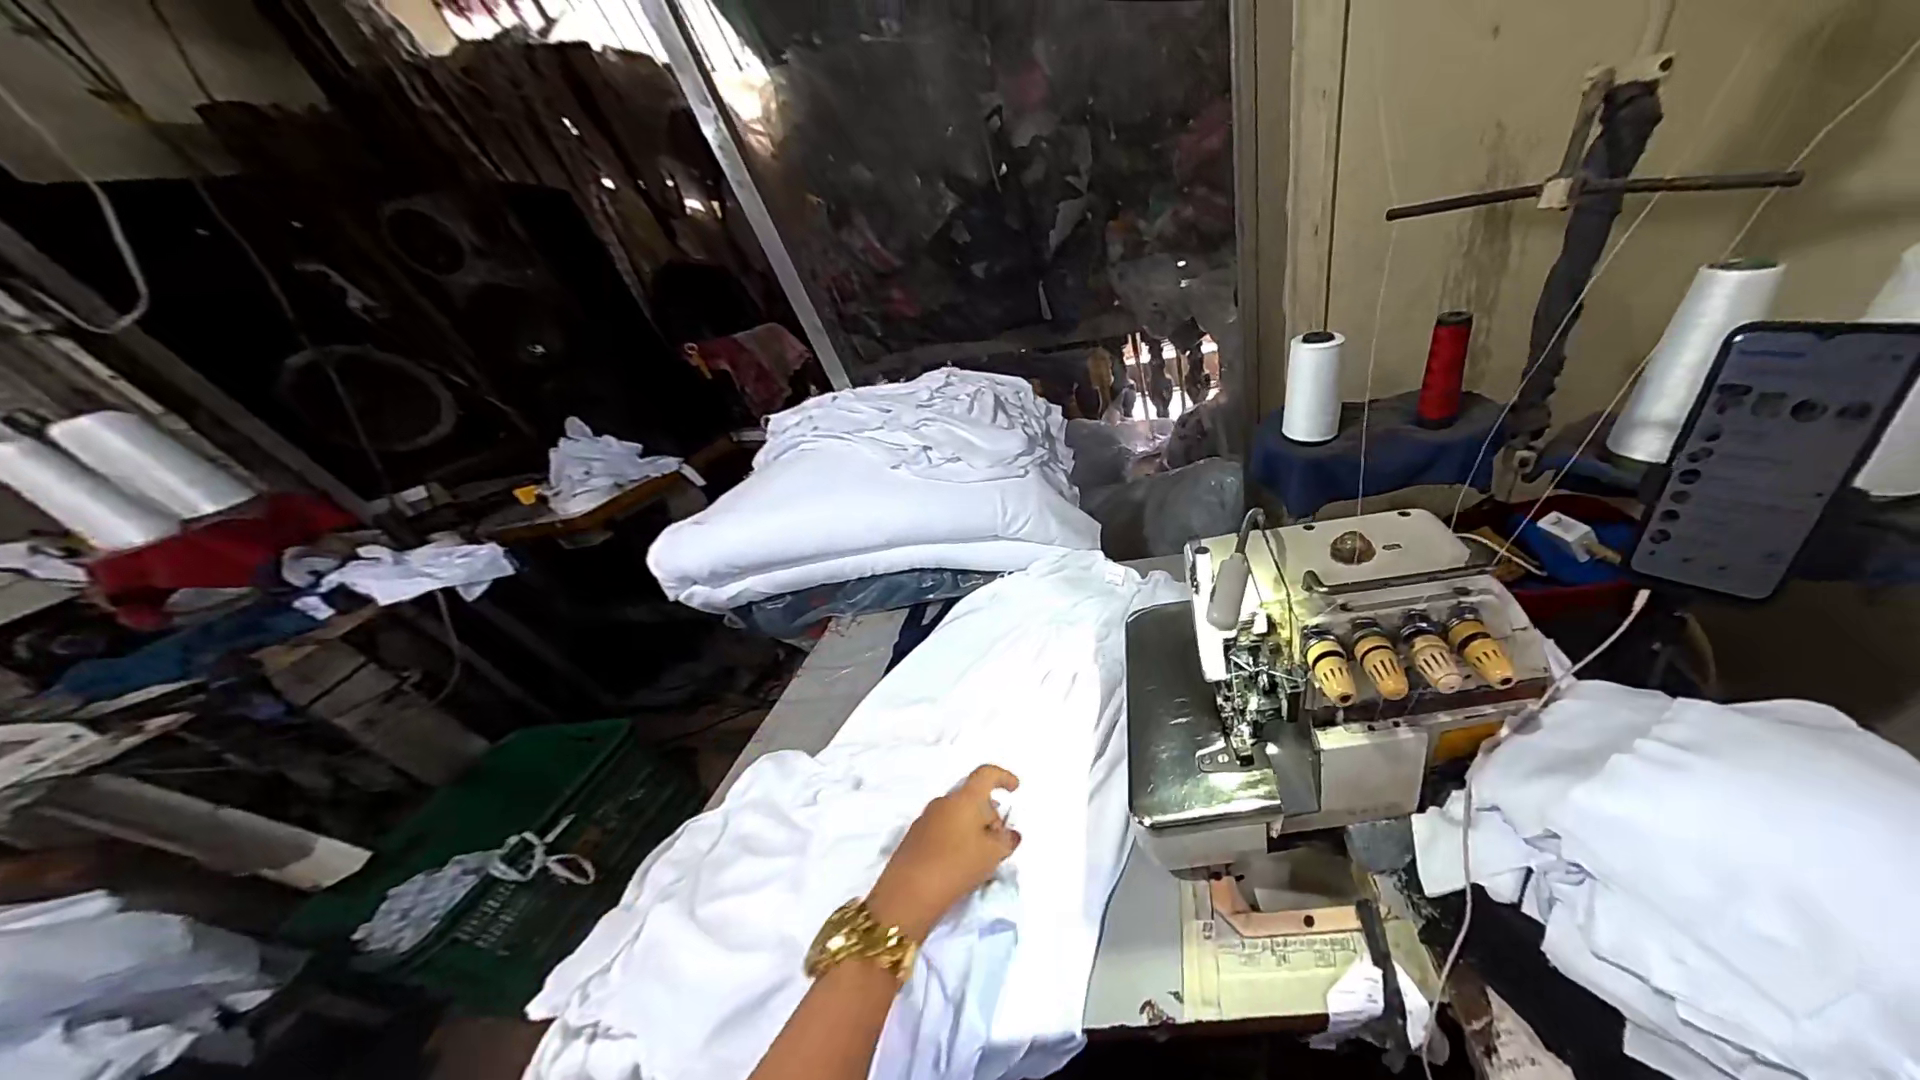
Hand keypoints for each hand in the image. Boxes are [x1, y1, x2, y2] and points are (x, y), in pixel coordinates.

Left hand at [865, 765, 1020, 941]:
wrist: (908, 891)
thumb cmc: (957, 864)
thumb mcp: (993, 854)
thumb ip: (1007, 840)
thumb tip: (1009, 833)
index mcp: (964, 798)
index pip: (986, 775)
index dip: (1003, 778)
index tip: (1015, 789)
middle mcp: (943, 801)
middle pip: (972, 797)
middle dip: (990, 814)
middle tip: (999, 841)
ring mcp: (926, 818)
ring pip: (957, 814)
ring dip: (973, 828)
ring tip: (981, 856)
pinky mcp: (915, 836)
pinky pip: (943, 827)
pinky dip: (957, 838)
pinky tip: (960, 863)